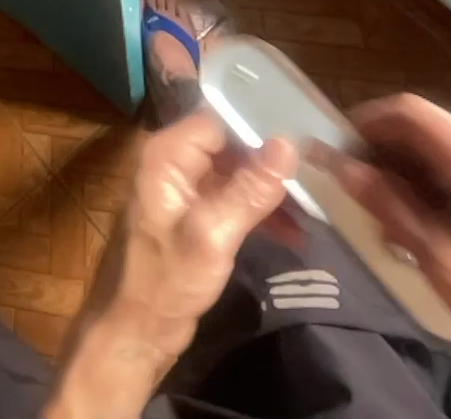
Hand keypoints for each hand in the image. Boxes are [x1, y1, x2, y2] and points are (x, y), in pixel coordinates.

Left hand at [45, 109, 294, 418]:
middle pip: (229, 144)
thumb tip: (286, 144)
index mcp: (167, 154)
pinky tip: (294, 233)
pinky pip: (231, 199)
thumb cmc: (165, 279)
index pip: (218, 118)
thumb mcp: (213, 234)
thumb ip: (249, 189)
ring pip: (234, 173)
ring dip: (269, 192)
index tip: (303, 137)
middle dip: (270, 162)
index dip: (257, 126)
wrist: (133, 332)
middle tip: (317, 175)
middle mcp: (172, 162)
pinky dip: (258, 212)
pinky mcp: (193, 215)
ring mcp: (183, 189)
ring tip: (313, 211)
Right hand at [337, 95, 450, 418]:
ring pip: (449, 151)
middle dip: (387, 158)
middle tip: (360, 197)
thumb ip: (392, 207)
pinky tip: (432, 228)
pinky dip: (443, 187)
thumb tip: (342, 167)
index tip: (336, 150)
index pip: (410, 112)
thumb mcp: (446, 263)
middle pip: (429, 131)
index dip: (365, 123)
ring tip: (393, 224)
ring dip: (413, 176)